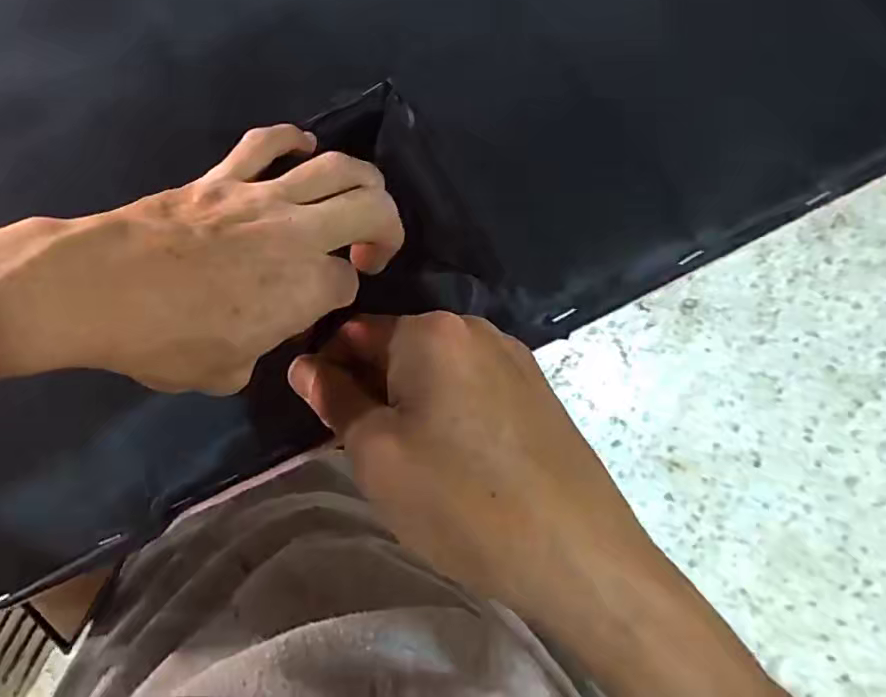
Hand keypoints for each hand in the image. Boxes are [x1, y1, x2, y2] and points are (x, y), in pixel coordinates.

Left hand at [0, 125, 404, 393]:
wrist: (102, 288)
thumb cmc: (162, 340)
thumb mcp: (223, 373)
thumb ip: (259, 350)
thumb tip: (264, 326)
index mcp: (304, 290)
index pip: (348, 282)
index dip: (343, 292)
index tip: (322, 301)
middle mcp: (298, 234)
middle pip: (371, 208)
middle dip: (387, 225)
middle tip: (371, 243)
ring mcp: (263, 196)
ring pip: (336, 165)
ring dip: (361, 177)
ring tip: (358, 192)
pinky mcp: (225, 175)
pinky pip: (268, 142)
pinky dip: (292, 138)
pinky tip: (303, 147)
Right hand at [289, 313, 783, 696]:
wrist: (580, 557)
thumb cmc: (461, 500)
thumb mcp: (377, 454)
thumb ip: (335, 399)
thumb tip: (305, 365)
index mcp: (431, 330)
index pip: (355, 332)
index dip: (329, 370)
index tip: (321, 414)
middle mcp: (473, 327)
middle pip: (398, 347)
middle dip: (371, 386)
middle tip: (363, 445)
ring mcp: (512, 356)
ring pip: (435, 368)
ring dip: (409, 400)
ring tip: (410, 458)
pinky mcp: (536, 389)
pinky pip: (471, 384)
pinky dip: (448, 409)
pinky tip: (455, 459)